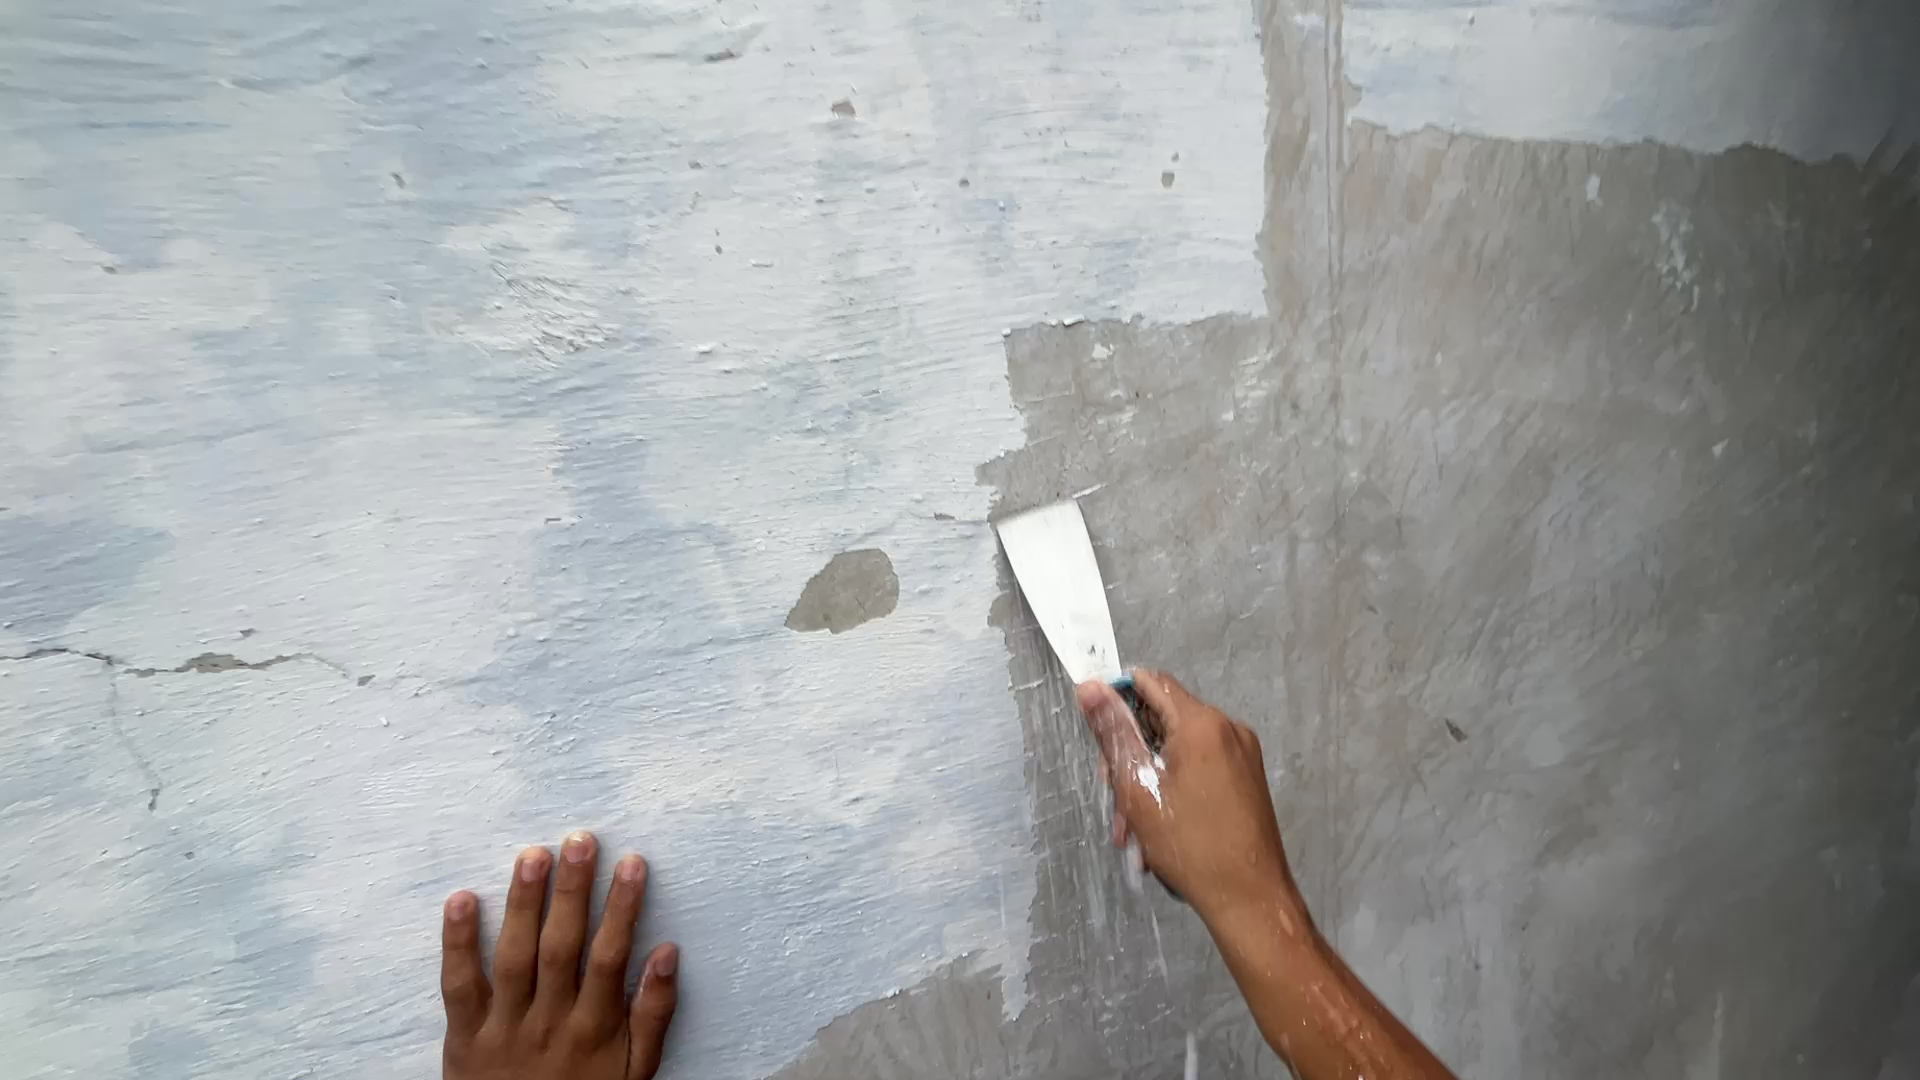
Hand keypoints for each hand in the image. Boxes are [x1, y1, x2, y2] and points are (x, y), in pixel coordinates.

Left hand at [441, 831, 679, 1079]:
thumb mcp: (635, 1071)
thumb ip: (654, 1013)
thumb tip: (667, 951)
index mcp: (593, 1027)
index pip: (610, 954)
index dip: (622, 906)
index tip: (631, 861)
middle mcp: (547, 1022)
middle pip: (560, 947)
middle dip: (572, 890)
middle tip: (579, 841)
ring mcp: (502, 1029)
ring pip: (513, 957)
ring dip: (523, 903)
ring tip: (532, 855)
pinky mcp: (463, 1037)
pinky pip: (458, 986)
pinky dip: (457, 942)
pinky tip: (463, 898)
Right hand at [1077, 671, 1304, 928]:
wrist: (1251, 902)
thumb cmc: (1189, 844)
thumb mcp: (1137, 786)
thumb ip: (1112, 731)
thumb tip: (1088, 686)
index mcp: (1202, 722)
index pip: (1151, 681)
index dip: (1118, 698)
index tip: (1098, 731)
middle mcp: (1227, 727)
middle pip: (1163, 718)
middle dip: (1131, 752)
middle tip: (1114, 797)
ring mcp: (1242, 752)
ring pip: (1178, 746)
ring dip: (1149, 776)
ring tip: (1133, 826)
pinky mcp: (1247, 776)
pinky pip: (1199, 763)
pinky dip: (1173, 783)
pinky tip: (1159, 823)